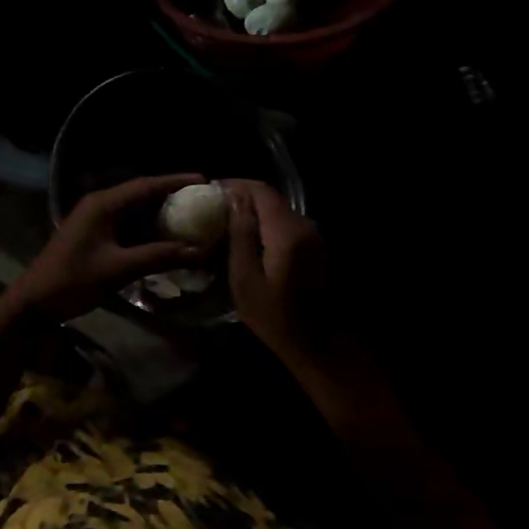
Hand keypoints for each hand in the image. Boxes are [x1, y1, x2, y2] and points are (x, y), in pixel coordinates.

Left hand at [11, 175, 207, 319]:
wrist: (35, 301)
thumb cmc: (73, 280)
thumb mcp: (118, 269)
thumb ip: (158, 257)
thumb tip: (197, 251)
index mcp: (102, 204)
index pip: (145, 185)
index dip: (175, 181)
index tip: (204, 180)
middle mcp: (100, 205)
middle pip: (141, 194)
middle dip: (172, 196)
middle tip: (203, 200)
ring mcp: (96, 221)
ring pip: (135, 211)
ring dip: (161, 215)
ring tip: (193, 218)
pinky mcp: (95, 236)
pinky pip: (127, 226)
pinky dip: (148, 231)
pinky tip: (167, 239)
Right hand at [225, 179, 328, 361]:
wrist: (318, 343)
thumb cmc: (275, 316)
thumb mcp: (246, 279)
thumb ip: (240, 236)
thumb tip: (233, 200)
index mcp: (287, 231)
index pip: (261, 190)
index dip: (234, 185)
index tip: (210, 191)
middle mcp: (304, 226)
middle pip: (270, 198)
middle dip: (241, 197)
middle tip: (212, 208)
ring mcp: (312, 237)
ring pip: (278, 211)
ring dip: (252, 212)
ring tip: (223, 222)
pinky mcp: (313, 249)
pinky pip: (285, 225)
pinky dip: (264, 225)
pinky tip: (246, 239)